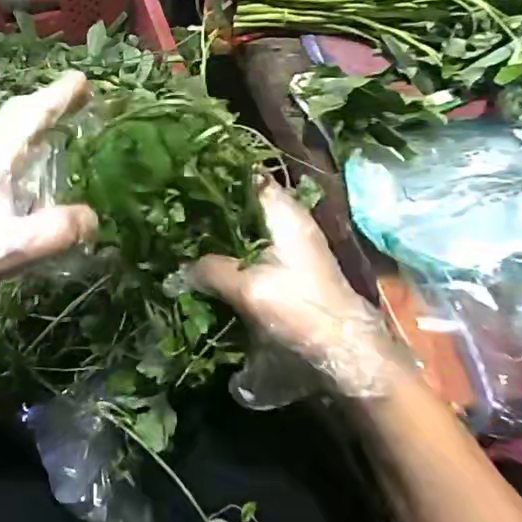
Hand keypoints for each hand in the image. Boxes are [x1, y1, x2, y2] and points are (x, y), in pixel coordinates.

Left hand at [0, 71, 100, 324]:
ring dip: (30, 136)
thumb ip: (54, 233)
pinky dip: (19, 165)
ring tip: (56, 141)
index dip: (57, 97)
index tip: (82, 79)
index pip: (28, 118)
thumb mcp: (6, 249)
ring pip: (2, 146)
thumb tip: (90, 218)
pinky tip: (26, 190)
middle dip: (44, 109)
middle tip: (73, 102)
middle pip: (13, 123)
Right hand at [188, 181, 410, 398]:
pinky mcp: (290, 267)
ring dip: (221, 232)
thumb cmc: (300, 307)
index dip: (219, 175)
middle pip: (245, 201)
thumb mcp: (249, 288)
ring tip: (186, 236)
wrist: (344, 346)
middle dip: (213, 206)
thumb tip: (180, 269)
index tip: (186, 180)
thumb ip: (211, 270)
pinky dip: (231, 251)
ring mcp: (292, 244)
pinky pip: (253, 248)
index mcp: (285, 213)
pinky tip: (208, 262)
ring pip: (248, 226)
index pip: (250, 176)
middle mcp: (290, 220)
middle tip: (178, 212)